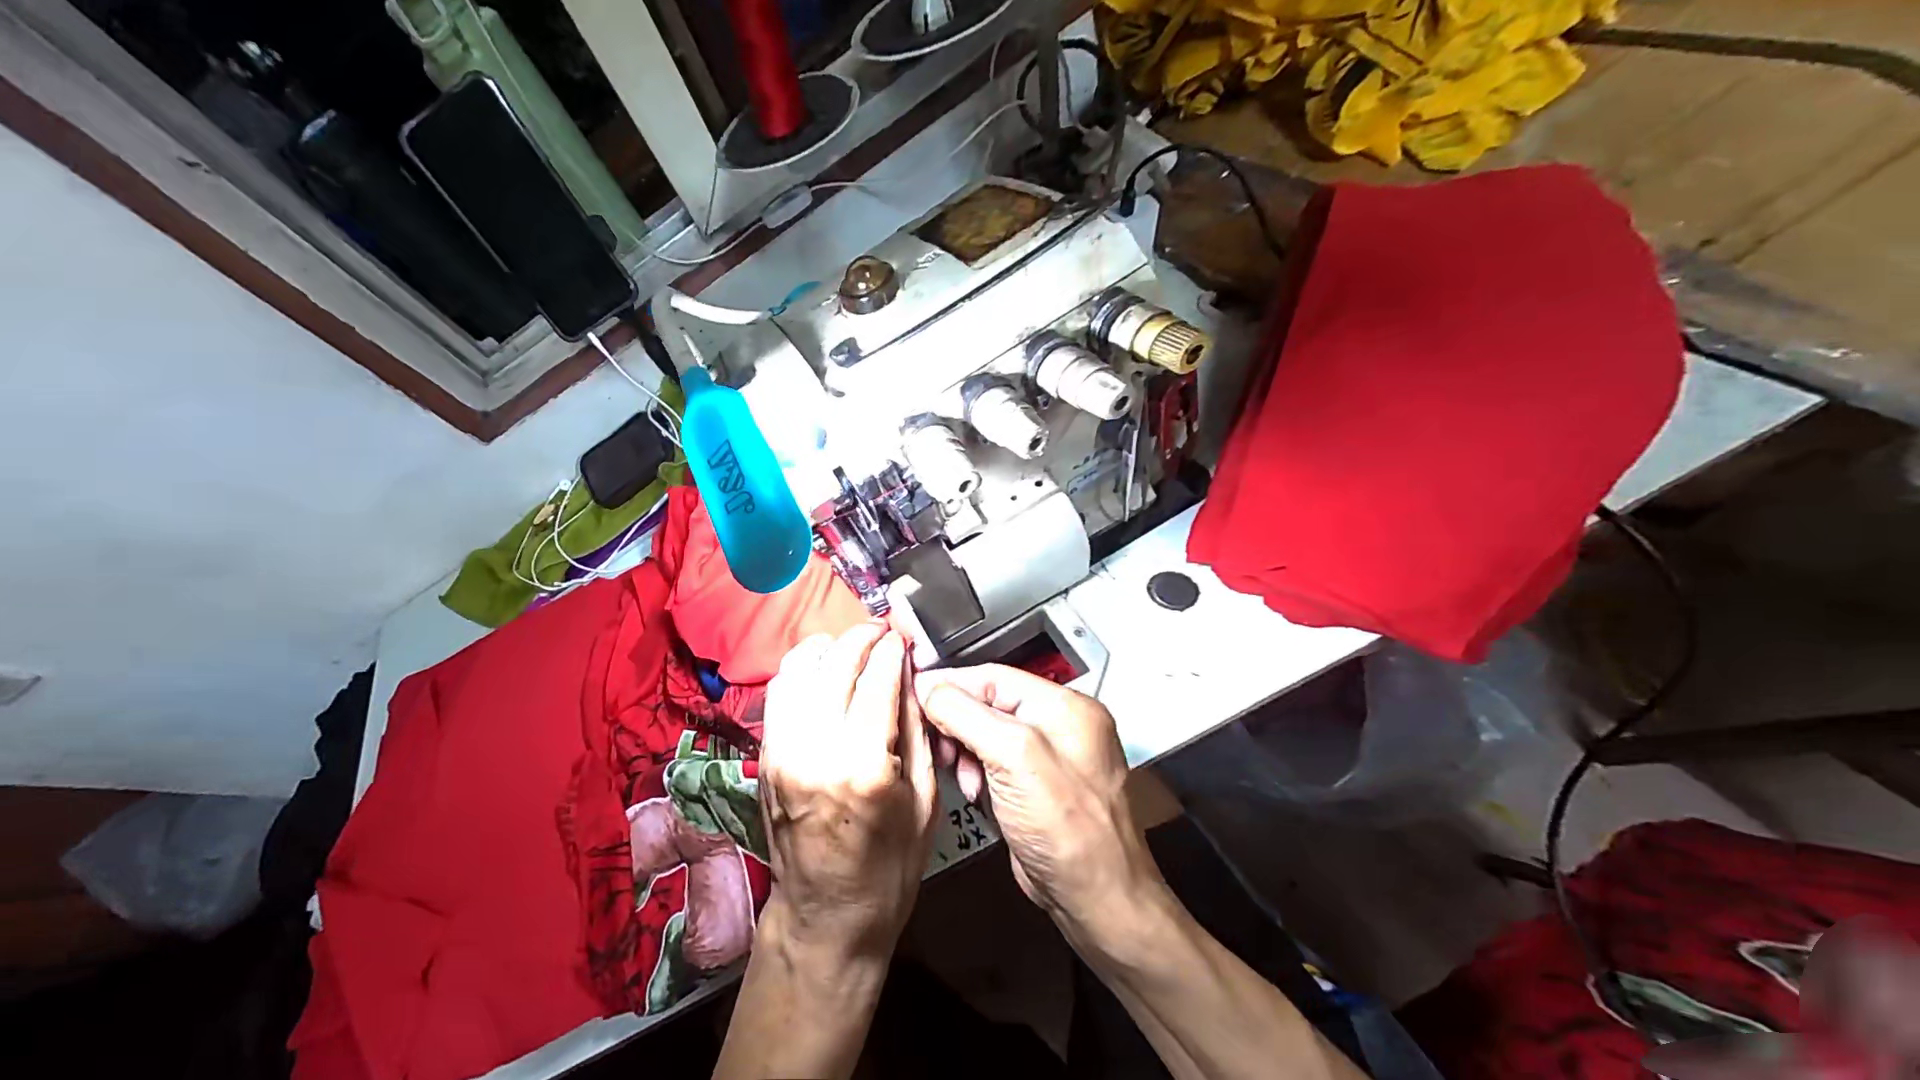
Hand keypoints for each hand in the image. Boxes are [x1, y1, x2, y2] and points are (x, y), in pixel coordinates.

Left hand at [758, 623, 938, 962]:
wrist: (827, 916)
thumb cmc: (889, 868)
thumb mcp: (924, 801)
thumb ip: (915, 729)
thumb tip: (906, 675)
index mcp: (863, 766)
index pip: (877, 679)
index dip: (892, 649)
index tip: (902, 637)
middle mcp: (816, 751)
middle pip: (835, 664)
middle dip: (861, 638)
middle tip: (881, 633)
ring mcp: (782, 752)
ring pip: (798, 669)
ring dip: (828, 647)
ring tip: (853, 646)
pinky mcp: (766, 757)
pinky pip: (780, 693)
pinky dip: (802, 669)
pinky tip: (823, 669)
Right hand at [913, 664, 1162, 935]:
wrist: (1095, 900)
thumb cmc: (1075, 836)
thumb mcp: (1015, 759)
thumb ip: (969, 716)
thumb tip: (933, 689)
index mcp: (1066, 707)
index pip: (995, 676)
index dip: (952, 684)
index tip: (917, 691)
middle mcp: (1060, 727)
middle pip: (988, 703)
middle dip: (957, 722)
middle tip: (935, 740)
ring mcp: (1049, 758)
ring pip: (987, 734)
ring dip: (965, 750)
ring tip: (962, 773)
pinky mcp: (1035, 787)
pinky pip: (994, 763)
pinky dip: (977, 773)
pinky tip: (975, 790)